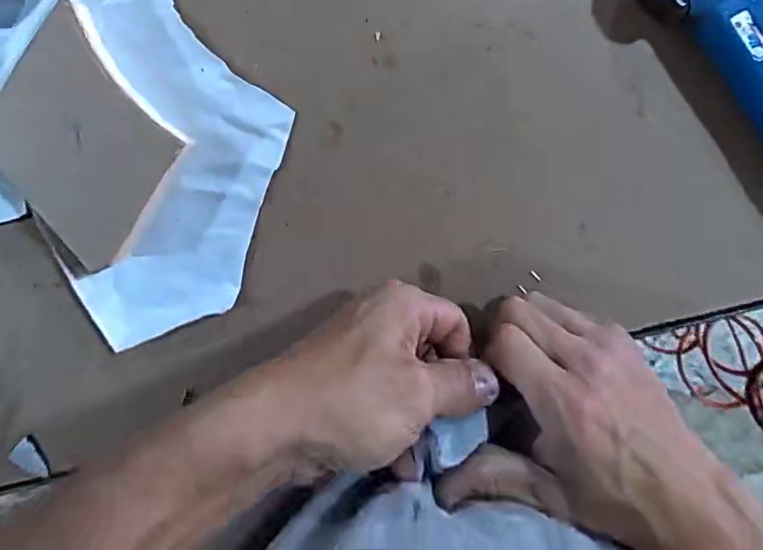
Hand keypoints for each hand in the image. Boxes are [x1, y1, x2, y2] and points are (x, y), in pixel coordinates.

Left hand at [243, 280, 499, 477]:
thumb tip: (492, 378)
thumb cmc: (354, 401)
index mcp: (403, 303)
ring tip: (417, 455)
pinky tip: (393, 459)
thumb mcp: (419, 396)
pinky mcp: (337, 374)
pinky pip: (378, 391)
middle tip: (443, 432)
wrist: (271, 427)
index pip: (457, 322)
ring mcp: (356, 343)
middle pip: (431, 350)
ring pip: (405, 377)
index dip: (467, 361)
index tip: (466, 402)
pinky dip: (390, 419)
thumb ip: (461, 385)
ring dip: (417, 416)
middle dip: (441, 396)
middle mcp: (381, 313)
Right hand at [438, 293, 762, 549]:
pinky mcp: (622, 334)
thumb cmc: (615, 497)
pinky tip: (565, 357)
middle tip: (505, 362)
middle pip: (519, 306)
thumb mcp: (554, 495)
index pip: (505, 338)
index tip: (490, 377)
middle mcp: (584, 357)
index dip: (487, 353)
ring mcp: (607, 339)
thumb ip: (498, 475)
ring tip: (533, 357)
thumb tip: (445, 482)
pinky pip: (573, 311)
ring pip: (544, 300)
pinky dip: (558, 325)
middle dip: (501, 329)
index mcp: (564, 399)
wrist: (684, 488)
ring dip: (529, 323)